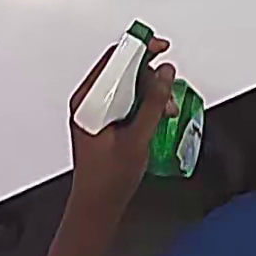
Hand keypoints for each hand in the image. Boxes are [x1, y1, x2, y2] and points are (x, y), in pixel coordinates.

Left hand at [67, 38, 175, 218]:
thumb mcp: (137, 137)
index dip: (139, 48)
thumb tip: (165, 72)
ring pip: (129, 84)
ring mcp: (96, 109)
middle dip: (151, 77)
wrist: (97, 208)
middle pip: (123, 70)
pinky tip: (159, 116)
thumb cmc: (109, 178)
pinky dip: (146, 102)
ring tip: (166, 110)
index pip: (114, 60)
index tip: (160, 47)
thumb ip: (152, 102)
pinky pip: (128, 97)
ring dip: (152, 92)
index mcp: (88, 101)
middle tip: (168, 91)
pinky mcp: (105, 118)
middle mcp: (89, 101)